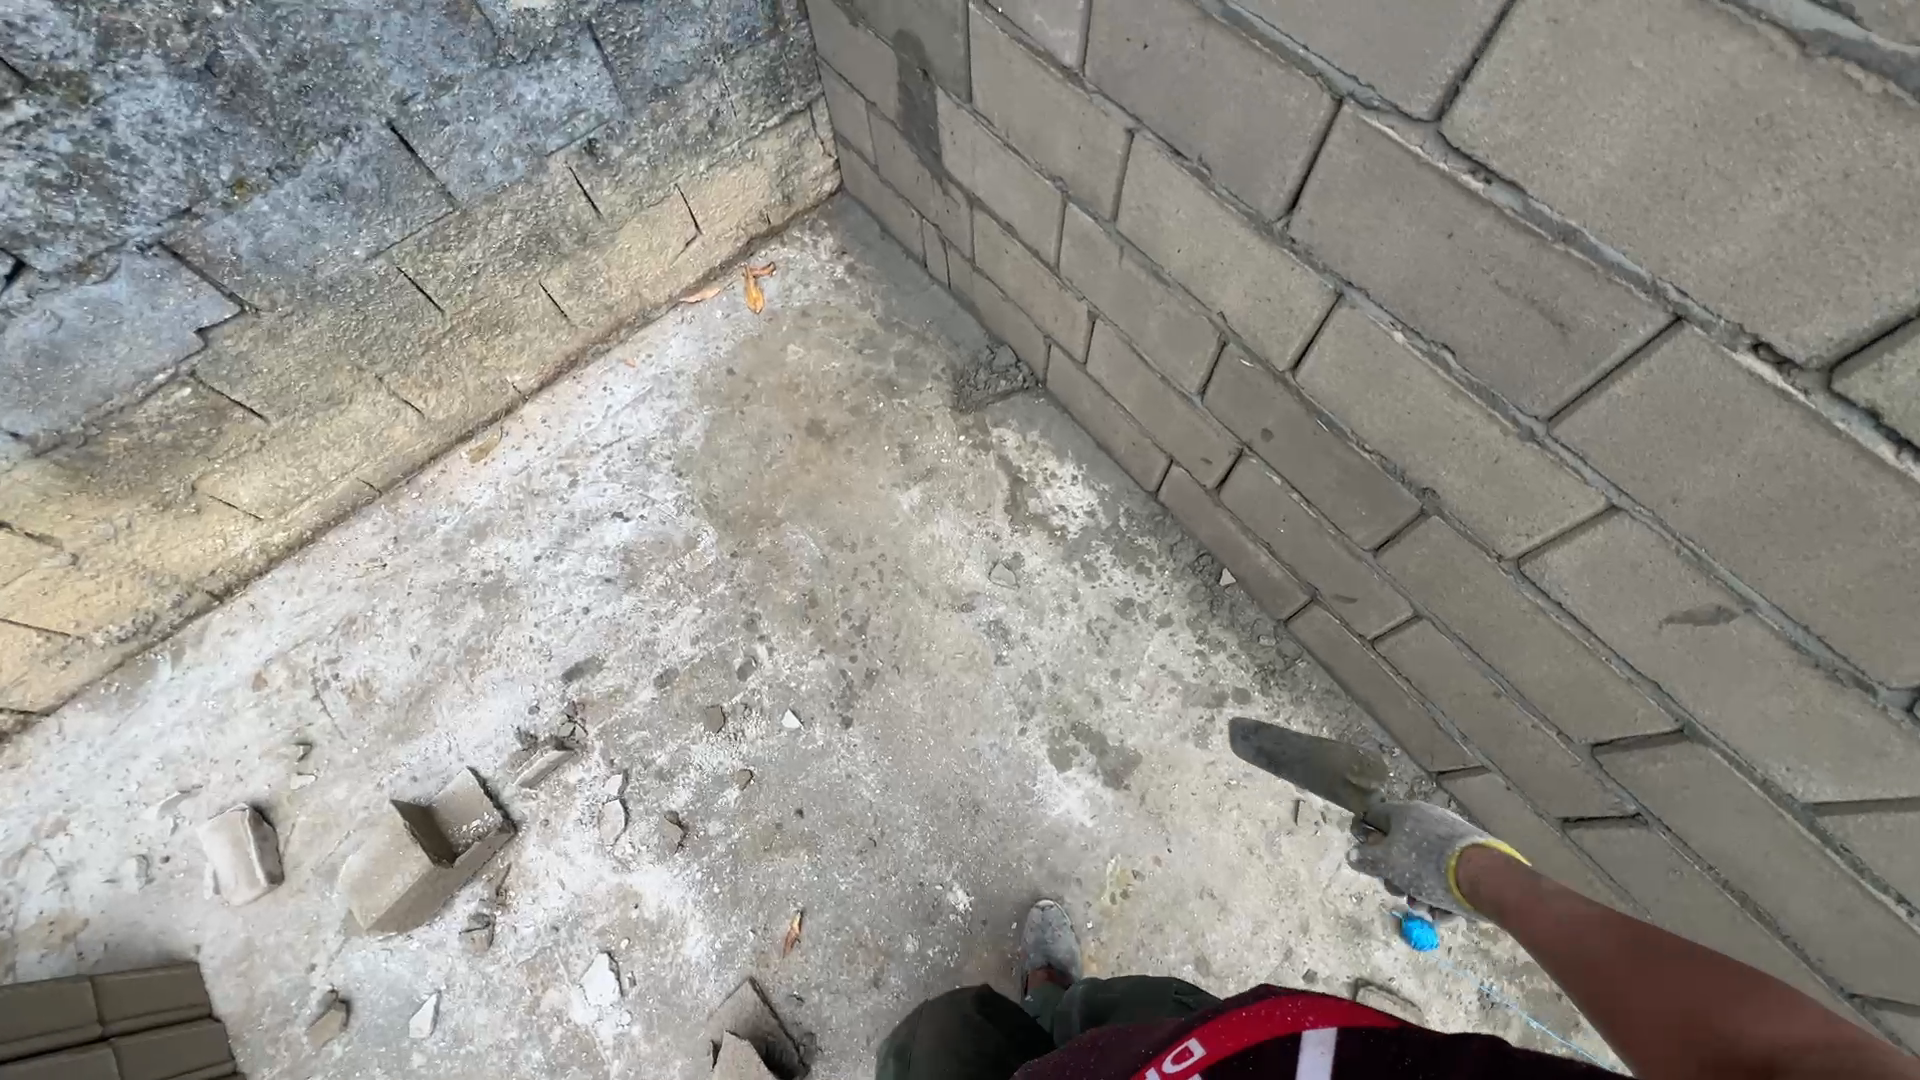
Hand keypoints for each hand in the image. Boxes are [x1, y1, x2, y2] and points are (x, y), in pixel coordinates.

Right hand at [1346, 801, 1527, 916]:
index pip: (1373, 818)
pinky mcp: (1472, 857)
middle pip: (1399, 847)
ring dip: (1419, 890)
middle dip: (1396, 876)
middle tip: (1399, 893)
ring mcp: (1451, 838)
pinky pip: (1447, 874)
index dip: (1366, 840)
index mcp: (1404, 813)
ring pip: (1424, 865)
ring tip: (1425, 911)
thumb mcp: (1387, 864)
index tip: (1370, 863)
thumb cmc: (1427, 865)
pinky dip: (1441, 893)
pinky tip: (1443, 914)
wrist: (1487, 879)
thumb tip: (1353, 854)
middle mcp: (1427, 820)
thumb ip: (1365, 859)